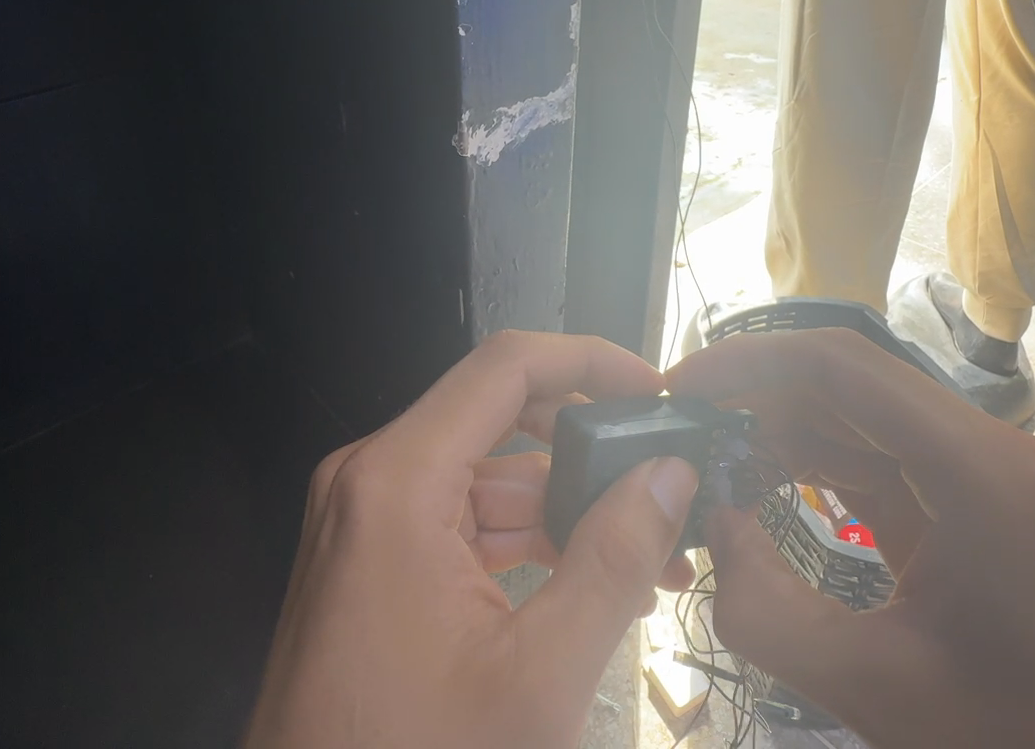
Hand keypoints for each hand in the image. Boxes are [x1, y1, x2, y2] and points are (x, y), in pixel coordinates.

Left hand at [245, 331, 700, 748]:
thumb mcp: (538, 673)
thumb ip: (614, 561)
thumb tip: (669, 475)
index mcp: (397, 480)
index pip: (504, 367)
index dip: (588, 361)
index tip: (653, 390)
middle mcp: (370, 478)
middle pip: (497, 418)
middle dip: (589, 448)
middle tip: (664, 480)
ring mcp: (366, 518)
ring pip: (485, 476)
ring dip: (563, 507)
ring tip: (646, 554)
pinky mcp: (372, 556)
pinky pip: (460, 520)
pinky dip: (522, 539)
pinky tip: (585, 577)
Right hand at [667, 328, 1034, 748]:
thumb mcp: (882, 692)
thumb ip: (766, 611)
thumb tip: (714, 527)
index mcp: (981, 472)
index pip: (839, 365)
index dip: (746, 361)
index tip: (680, 386)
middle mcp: (997, 454)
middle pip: (852, 387)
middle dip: (760, 402)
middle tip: (690, 436)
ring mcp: (1003, 482)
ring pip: (870, 422)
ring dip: (791, 436)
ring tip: (723, 469)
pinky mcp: (996, 514)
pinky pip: (897, 464)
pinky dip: (831, 470)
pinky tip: (782, 492)